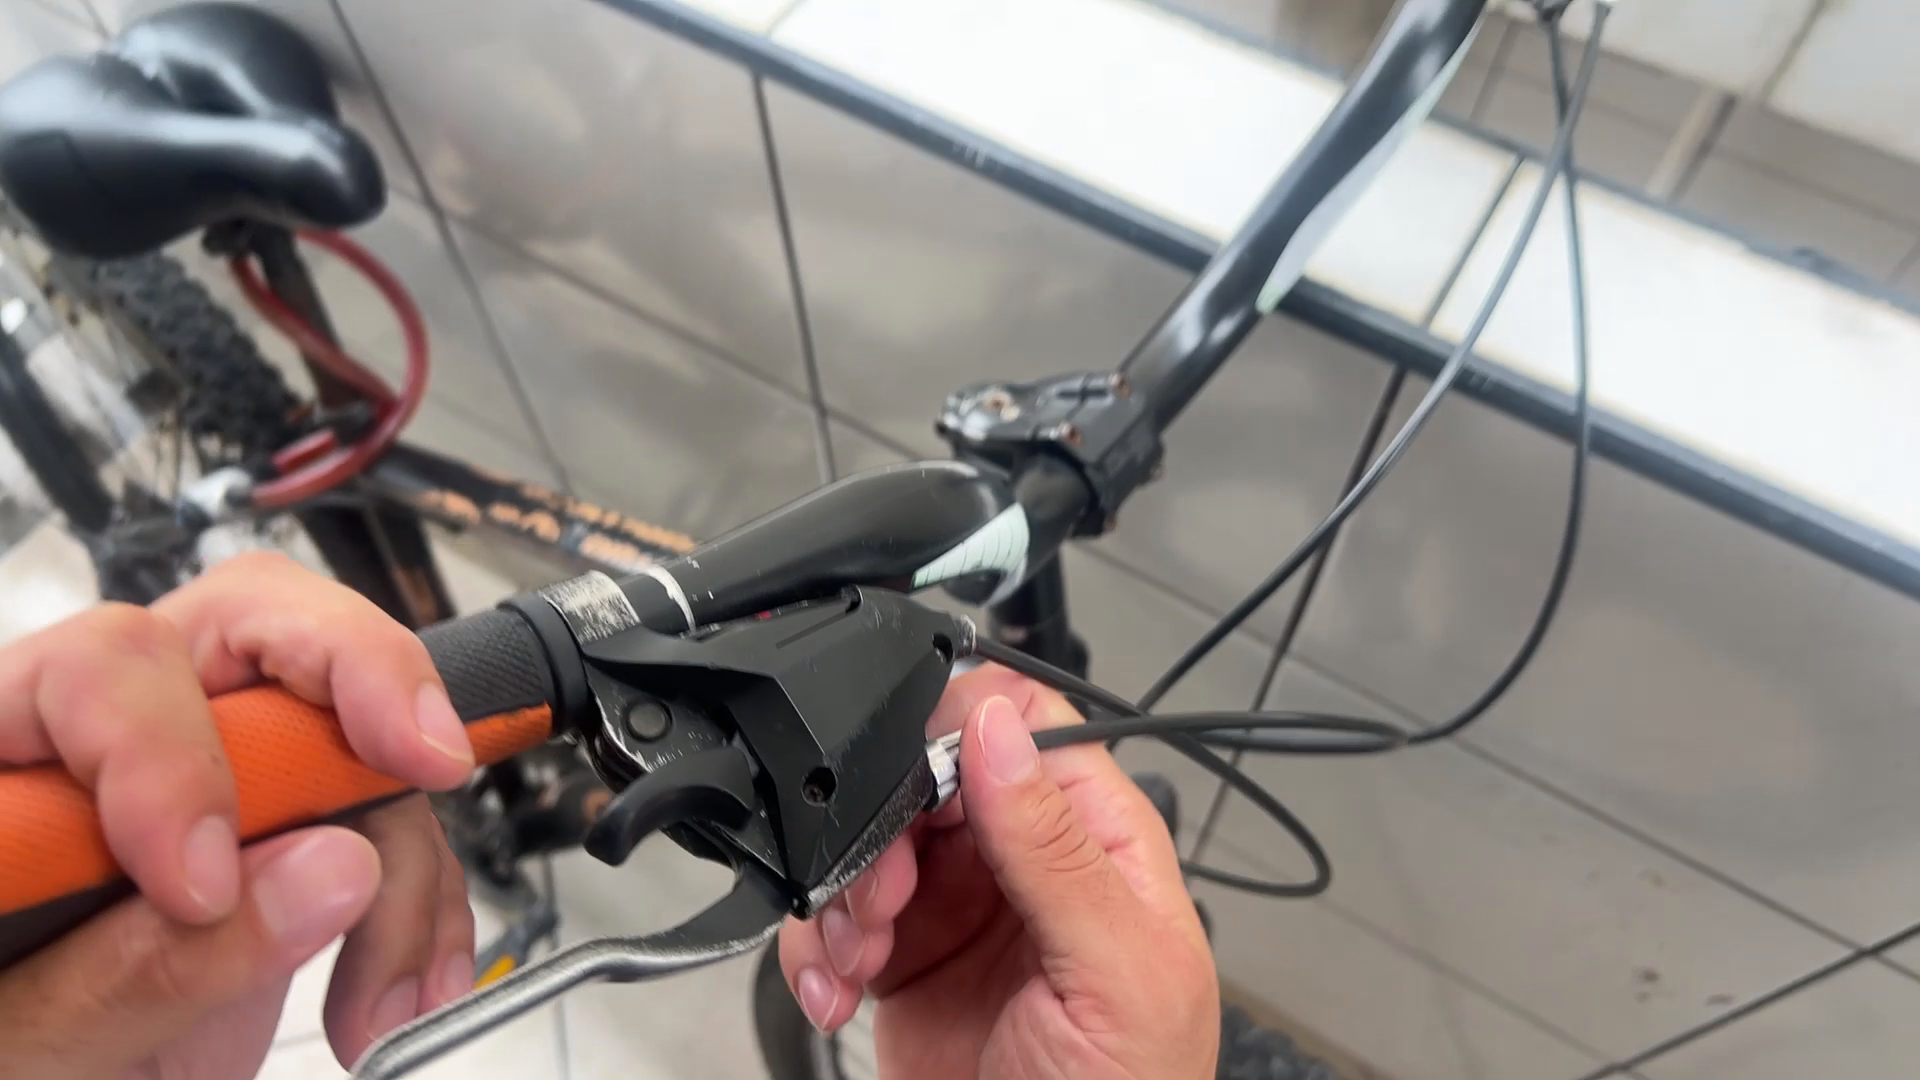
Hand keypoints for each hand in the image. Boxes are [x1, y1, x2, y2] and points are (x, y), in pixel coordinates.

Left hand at [0, 554, 479, 1078]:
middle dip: (374, 697)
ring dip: (404, 870)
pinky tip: (406, 982)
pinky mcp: (309, 822)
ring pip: (370, 747)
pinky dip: (426, 900)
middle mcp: (131, 735)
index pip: (111, 665)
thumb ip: (144, 967)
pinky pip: (405, 815)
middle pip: (275, 630)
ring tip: (384, 993)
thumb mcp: (16, 1053)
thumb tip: (333, 867)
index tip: (205, 888)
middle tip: (432, 764)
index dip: (172, 759)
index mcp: (6, 757)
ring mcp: (236, 772)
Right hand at [778, 666, 1219, 1078]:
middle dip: (890, 821)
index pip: (1028, 724)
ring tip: (857, 956)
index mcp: (1093, 834)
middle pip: (933, 772)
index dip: (965, 731)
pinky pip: (840, 906)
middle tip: (883, 892)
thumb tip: (999, 726)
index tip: (923, 784)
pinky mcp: (904, 947)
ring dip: (847, 888)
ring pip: (875, 832)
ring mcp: (960, 898)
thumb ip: (1057, 848)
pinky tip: (836, 988)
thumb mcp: (1114, 975)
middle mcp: (1024, 852)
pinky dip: (818, 940)